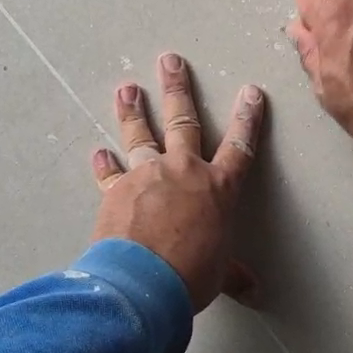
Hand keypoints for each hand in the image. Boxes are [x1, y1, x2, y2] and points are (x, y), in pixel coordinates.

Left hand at [90, 53, 263, 312]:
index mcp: (219, 189)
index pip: (240, 146)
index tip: (251, 92)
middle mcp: (184, 172)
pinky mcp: (116, 190)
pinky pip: (110, 173)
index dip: (248, 119)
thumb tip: (253, 292)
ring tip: (128, 88)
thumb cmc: (192, 275)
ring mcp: (147, 176)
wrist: (145, 281)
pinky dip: (104, 165)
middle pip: (183, 121)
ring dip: (133, 110)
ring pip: (141, 134)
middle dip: (178, 88)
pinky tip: (98, 153)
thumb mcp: (219, 273)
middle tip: (170, 60)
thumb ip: (232, 274)